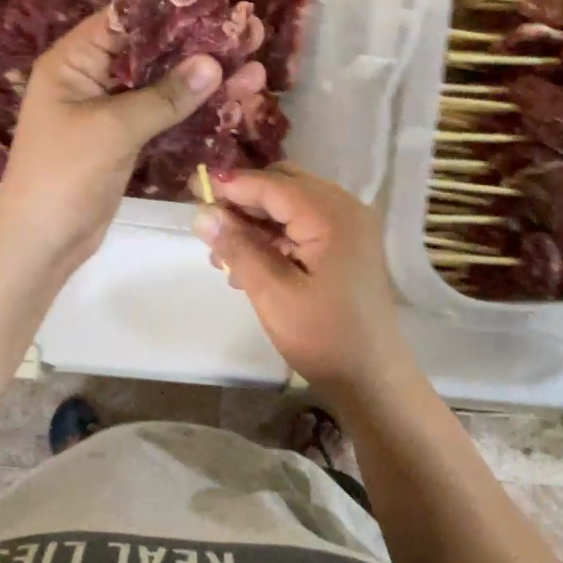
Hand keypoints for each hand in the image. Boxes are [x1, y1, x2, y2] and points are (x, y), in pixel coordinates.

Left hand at [0, 10, 264, 270]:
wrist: (41, 243)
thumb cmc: (63, 177)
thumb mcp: (112, 130)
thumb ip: (163, 96)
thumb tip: (213, 63)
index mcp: (73, 62)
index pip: (126, 19)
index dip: (173, 8)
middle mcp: (91, 80)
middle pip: (152, 51)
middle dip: (201, 46)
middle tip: (253, 32)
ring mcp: (109, 114)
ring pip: (164, 88)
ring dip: (207, 83)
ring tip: (256, 74)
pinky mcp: (124, 144)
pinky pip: (164, 120)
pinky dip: (195, 115)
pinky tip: (234, 107)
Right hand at [191, 165, 409, 389]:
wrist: (370, 377)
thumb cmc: (323, 336)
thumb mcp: (272, 294)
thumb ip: (237, 249)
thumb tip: (202, 215)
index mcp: (332, 217)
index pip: (274, 185)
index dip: (232, 185)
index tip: (192, 187)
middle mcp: (346, 210)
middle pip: (286, 186)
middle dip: (245, 200)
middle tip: (208, 223)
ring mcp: (349, 229)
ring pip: (292, 206)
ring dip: (256, 221)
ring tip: (222, 255)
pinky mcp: (346, 248)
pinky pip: (303, 227)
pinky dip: (274, 237)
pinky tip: (247, 265)